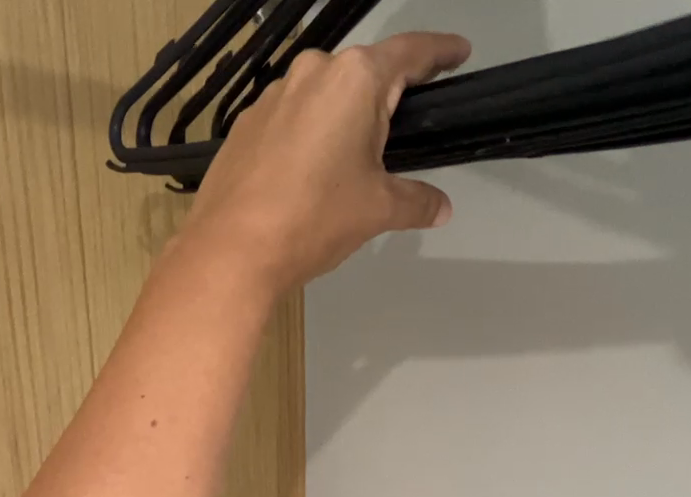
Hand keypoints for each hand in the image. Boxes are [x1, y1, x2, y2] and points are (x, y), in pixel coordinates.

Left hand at [174, 32, 472, 293]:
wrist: (232, 249)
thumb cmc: (314, 218)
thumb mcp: (378, 210)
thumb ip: (416, 201)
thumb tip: (440, 208)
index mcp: (355, 79)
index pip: (411, 53)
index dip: (440, 53)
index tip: (458, 54)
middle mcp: (311, 74)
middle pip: (362, 76)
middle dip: (384, 101)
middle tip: (400, 139)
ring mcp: (271, 98)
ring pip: (322, 99)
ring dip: (341, 124)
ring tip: (348, 169)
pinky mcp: (244, 127)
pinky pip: (290, 122)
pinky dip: (307, 141)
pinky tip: (306, 179)